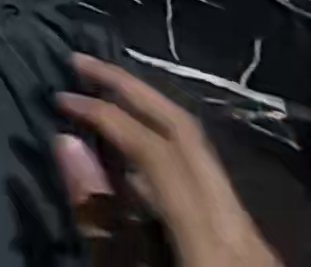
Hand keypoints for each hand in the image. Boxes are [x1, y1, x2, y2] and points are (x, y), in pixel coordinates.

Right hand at [58, 54, 278, 266]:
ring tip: (97, 94)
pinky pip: (199, 183)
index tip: (59, 98)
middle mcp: (242, 227)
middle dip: (129, 88)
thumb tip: (68, 145)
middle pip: (186, 131)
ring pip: (196, 151)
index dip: (105, 114)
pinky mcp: (246, 250)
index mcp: (217, 245)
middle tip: (79, 63)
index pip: (157, 150)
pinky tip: (124, 161)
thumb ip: (101, 227)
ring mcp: (251, 238)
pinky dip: (157, 155)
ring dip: (144, 114)